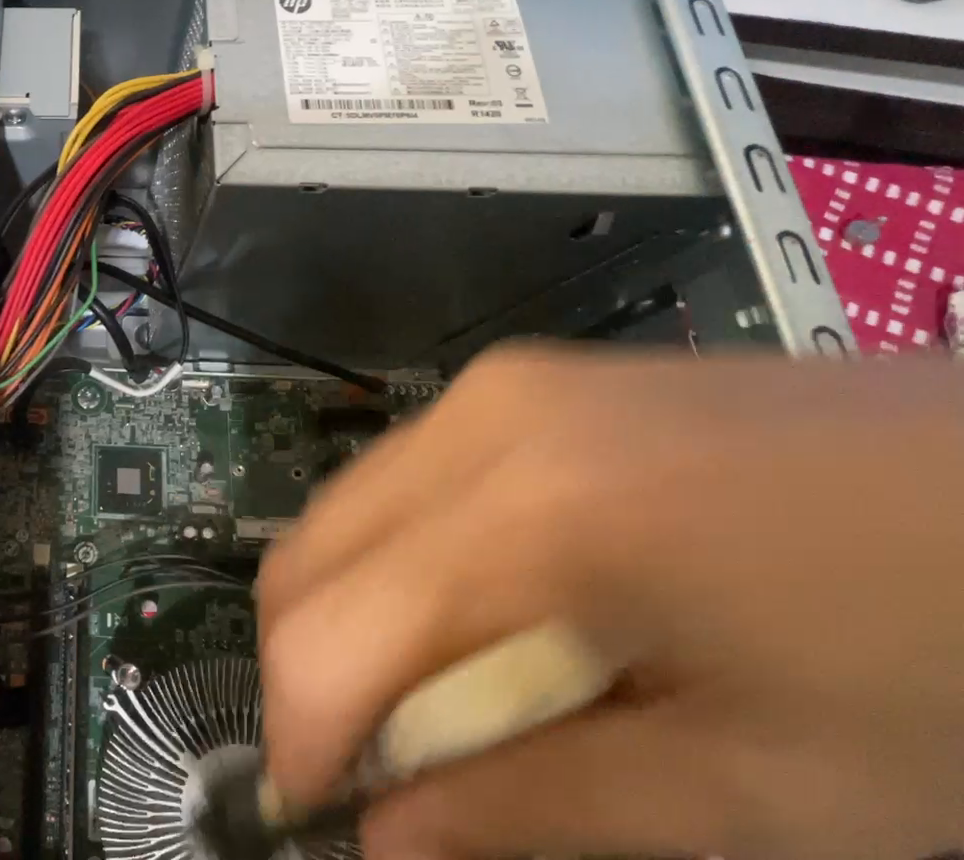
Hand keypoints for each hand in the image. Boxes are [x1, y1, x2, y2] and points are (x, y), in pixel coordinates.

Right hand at [255, 347, 963, 859]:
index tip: (318, 809)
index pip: (329, 635)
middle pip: (305, 559)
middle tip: (383, 758)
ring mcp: (492, 390)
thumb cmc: (949, 663)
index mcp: (537, 516)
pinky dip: (400, 563)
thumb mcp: (762, 790)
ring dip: (356, 617)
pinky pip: (396, 483)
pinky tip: (486, 609)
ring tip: (450, 689)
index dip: (300, 735)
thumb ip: (536, 809)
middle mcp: (480, 424)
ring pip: (338, 516)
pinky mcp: (513, 384)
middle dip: (314, 672)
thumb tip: (384, 838)